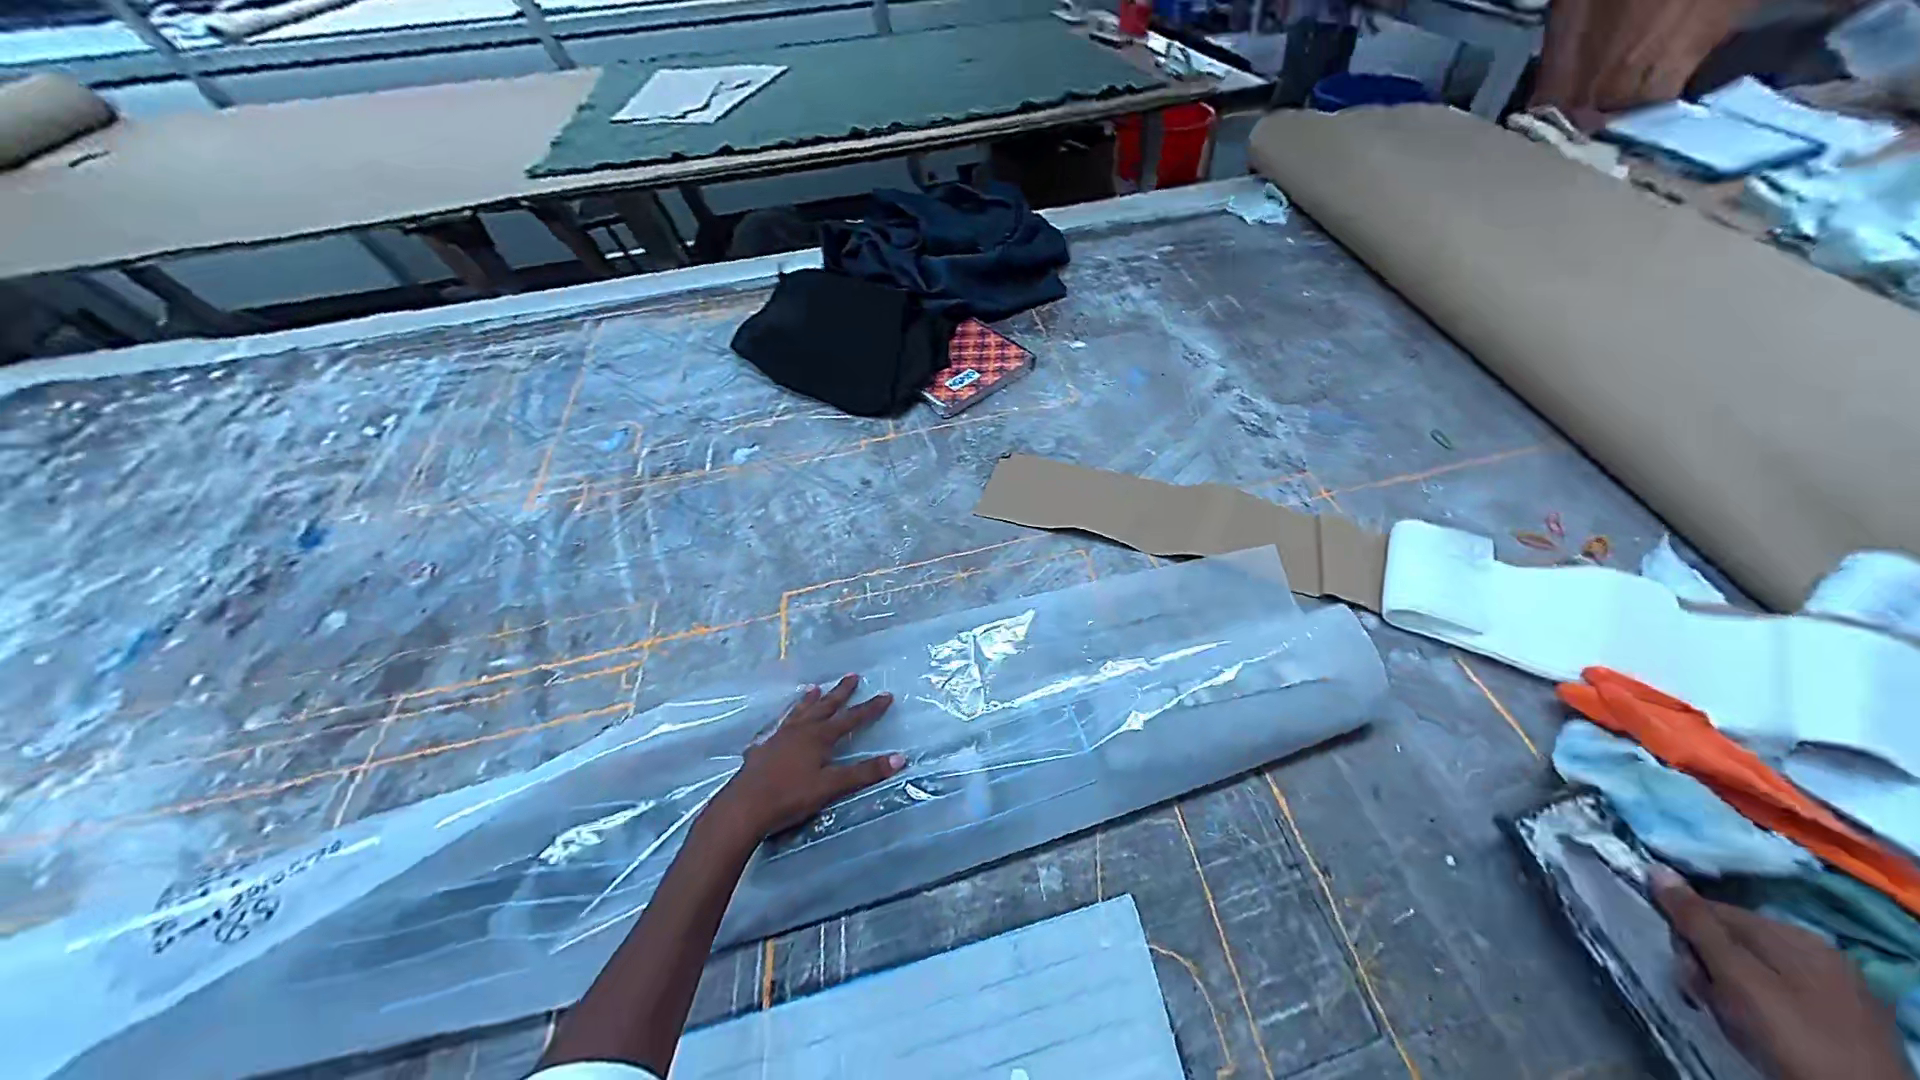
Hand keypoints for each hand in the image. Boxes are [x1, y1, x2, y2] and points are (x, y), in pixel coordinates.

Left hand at [706, 674, 904, 841]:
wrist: (744, 807)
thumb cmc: (790, 796)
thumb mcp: (831, 786)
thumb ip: (864, 772)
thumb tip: (900, 758)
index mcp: (819, 737)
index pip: (851, 718)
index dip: (870, 708)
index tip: (886, 695)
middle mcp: (800, 731)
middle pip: (825, 707)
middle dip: (841, 693)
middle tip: (852, 676)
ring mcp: (778, 738)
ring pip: (799, 712)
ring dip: (810, 701)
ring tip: (815, 689)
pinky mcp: (762, 750)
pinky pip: (777, 728)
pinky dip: (784, 722)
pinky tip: (778, 727)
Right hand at [1652, 867, 1913, 1079]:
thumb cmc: (1790, 1033)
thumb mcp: (1735, 975)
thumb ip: (1696, 922)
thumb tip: (1657, 869)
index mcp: (1795, 935)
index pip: (1712, 910)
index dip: (1684, 933)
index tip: (1681, 964)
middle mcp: (1818, 952)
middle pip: (1731, 941)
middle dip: (1706, 965)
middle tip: (1705, 995)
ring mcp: (1834, 988)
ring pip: (1751, 970)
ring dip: (1727, 989)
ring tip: (1731, 1016)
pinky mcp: (1839, 1019)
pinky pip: (1777, 995)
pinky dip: (1757, 1007)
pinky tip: (1758, 1028)